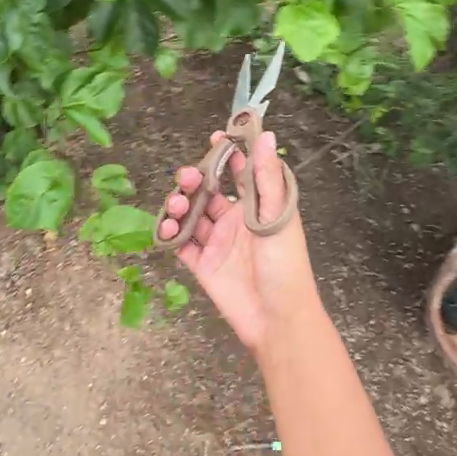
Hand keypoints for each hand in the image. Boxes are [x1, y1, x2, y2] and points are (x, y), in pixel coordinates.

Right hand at [157, 128, 320, 356]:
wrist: (278, 320)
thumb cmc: (287, 266)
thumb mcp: (278, 216)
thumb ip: (266, 176)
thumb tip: (266, 135)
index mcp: (255, 207)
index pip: (238, 173)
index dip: (226, 155)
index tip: (215, 138)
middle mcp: (234, 221)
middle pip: (206, 191)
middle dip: (192, 179)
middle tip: (187, 177)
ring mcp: (216, 243)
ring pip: (189, 214)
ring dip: (179, 204)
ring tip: (176, 206)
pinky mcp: (202, 265)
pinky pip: (180, 243)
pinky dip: (170, 233)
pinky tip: (169, 228)